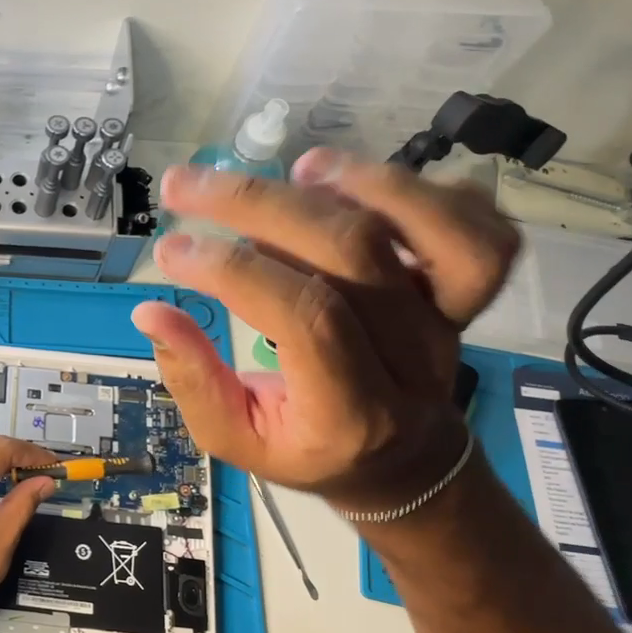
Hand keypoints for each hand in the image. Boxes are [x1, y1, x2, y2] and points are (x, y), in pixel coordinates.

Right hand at [132, 151, 519, 513]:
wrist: (405, 464)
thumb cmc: (309, 450)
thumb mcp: (236, 439)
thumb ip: (193, 381)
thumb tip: (151, 310)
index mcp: (352, 410)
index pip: (303, 316)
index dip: (233, 270)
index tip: (169, 250)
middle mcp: (410, 358)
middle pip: (352, 253)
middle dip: (258, 204)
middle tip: (184, 186)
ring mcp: (447, 319)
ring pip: (437, 233)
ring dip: (363, 182)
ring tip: (295, 168)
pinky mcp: (465, 293)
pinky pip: (480, 229)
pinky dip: (428, 191)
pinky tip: (358, 183)